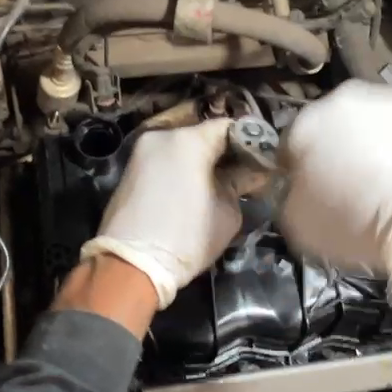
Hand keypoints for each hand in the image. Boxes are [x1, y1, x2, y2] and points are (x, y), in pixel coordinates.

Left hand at [80, 119, 242, 309]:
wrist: (130, 264)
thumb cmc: (186, 238)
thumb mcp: (227, 212)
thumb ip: (240, 184)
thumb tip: (250, 173)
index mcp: (189, 140)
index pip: (228, 127)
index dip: (249, 140)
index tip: (261, 159)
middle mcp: (162, 136)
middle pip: (202, 135)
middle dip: (223, 152)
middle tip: (244, 172)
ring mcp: (142, 151)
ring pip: (181, 148)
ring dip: (201, 161)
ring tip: (219, 182)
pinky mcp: (130, 170)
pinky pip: (164, 161)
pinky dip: (181, 168)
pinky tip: (193, 188)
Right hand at [278, 81, 391, 288]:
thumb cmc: (362, 222)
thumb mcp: (304, 226)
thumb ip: (291, 199)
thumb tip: (298, 191)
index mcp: (305, 127)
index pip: (291, 147)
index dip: (300, 172)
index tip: (312, 193)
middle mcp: (342, 99)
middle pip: (333, 126)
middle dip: (338, 151)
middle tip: (353, 187)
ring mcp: (390, 96)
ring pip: (374, 121)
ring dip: (376, 144)